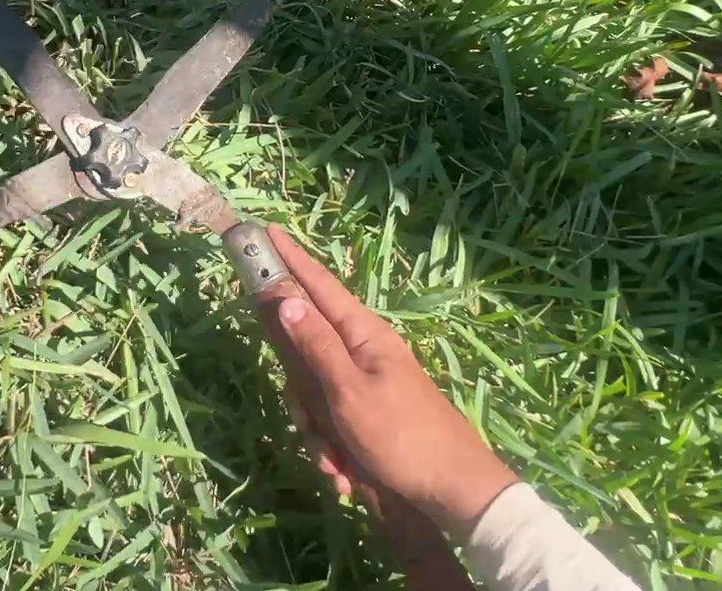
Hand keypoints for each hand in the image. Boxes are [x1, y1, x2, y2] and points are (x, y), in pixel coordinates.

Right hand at [257, 226, 518, 539]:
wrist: (453, 491)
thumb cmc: (401, 435)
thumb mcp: (348, 391)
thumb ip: (314, 344)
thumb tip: (285, 299)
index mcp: (362, 332)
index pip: (319, 283)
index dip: (291, 258)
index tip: (268, 229)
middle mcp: (361, 350)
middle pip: (305, 351)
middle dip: (301, 396)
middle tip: (310, 422)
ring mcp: (364, 382)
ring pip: (313, 392)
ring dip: (318, 432)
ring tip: (337, 462)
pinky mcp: (366, 412)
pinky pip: (330, 422)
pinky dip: (333, 450)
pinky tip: (346, 475)